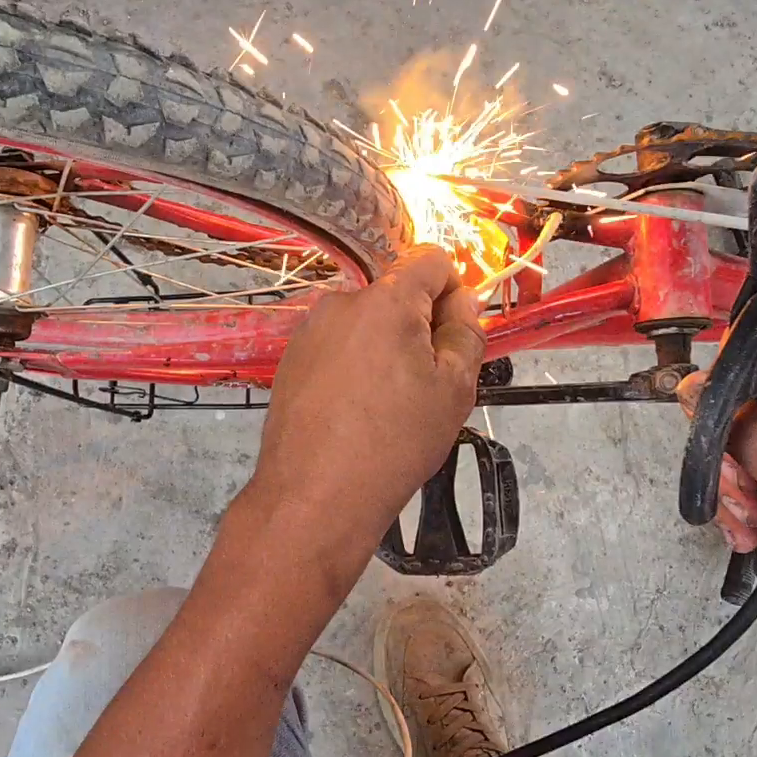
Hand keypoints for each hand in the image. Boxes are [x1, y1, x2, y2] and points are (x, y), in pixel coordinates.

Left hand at [242, 247, 485, 571]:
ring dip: (386, 349)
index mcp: (385, 299)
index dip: (454, 292)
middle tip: (425, 385)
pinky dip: (355, 367)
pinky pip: (338, 348)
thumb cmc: (395, 442)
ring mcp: (309, 331)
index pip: (432, 260)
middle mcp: (340, 302)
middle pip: (396, 295)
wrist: (314, 497)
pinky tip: (355, 413)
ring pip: (366, 325)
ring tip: (387, 407)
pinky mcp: (290, 361)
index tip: (454, 339)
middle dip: (418, 327)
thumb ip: (465, 333)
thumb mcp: (454, 389)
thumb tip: (461, 302)